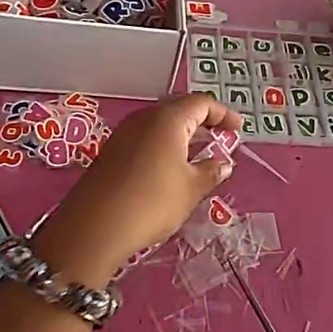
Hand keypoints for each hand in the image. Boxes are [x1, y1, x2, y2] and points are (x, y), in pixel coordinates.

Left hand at [31, 94, 236, 287]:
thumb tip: (224, 162)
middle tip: (221, 138)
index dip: (223, 114)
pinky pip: (145, 138)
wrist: (94, 228)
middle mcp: (144, 118)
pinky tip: (170, 167)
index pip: (201, 103)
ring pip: (160, 124)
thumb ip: (211, 171)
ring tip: (199, 155)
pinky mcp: (111, 152)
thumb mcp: (191, 189)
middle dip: (203, 121)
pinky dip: (164, 145)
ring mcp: (124, 134)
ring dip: (182, 134)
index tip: (238, 129)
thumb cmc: (151, 203)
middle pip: (179, 109)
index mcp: (168, 119)